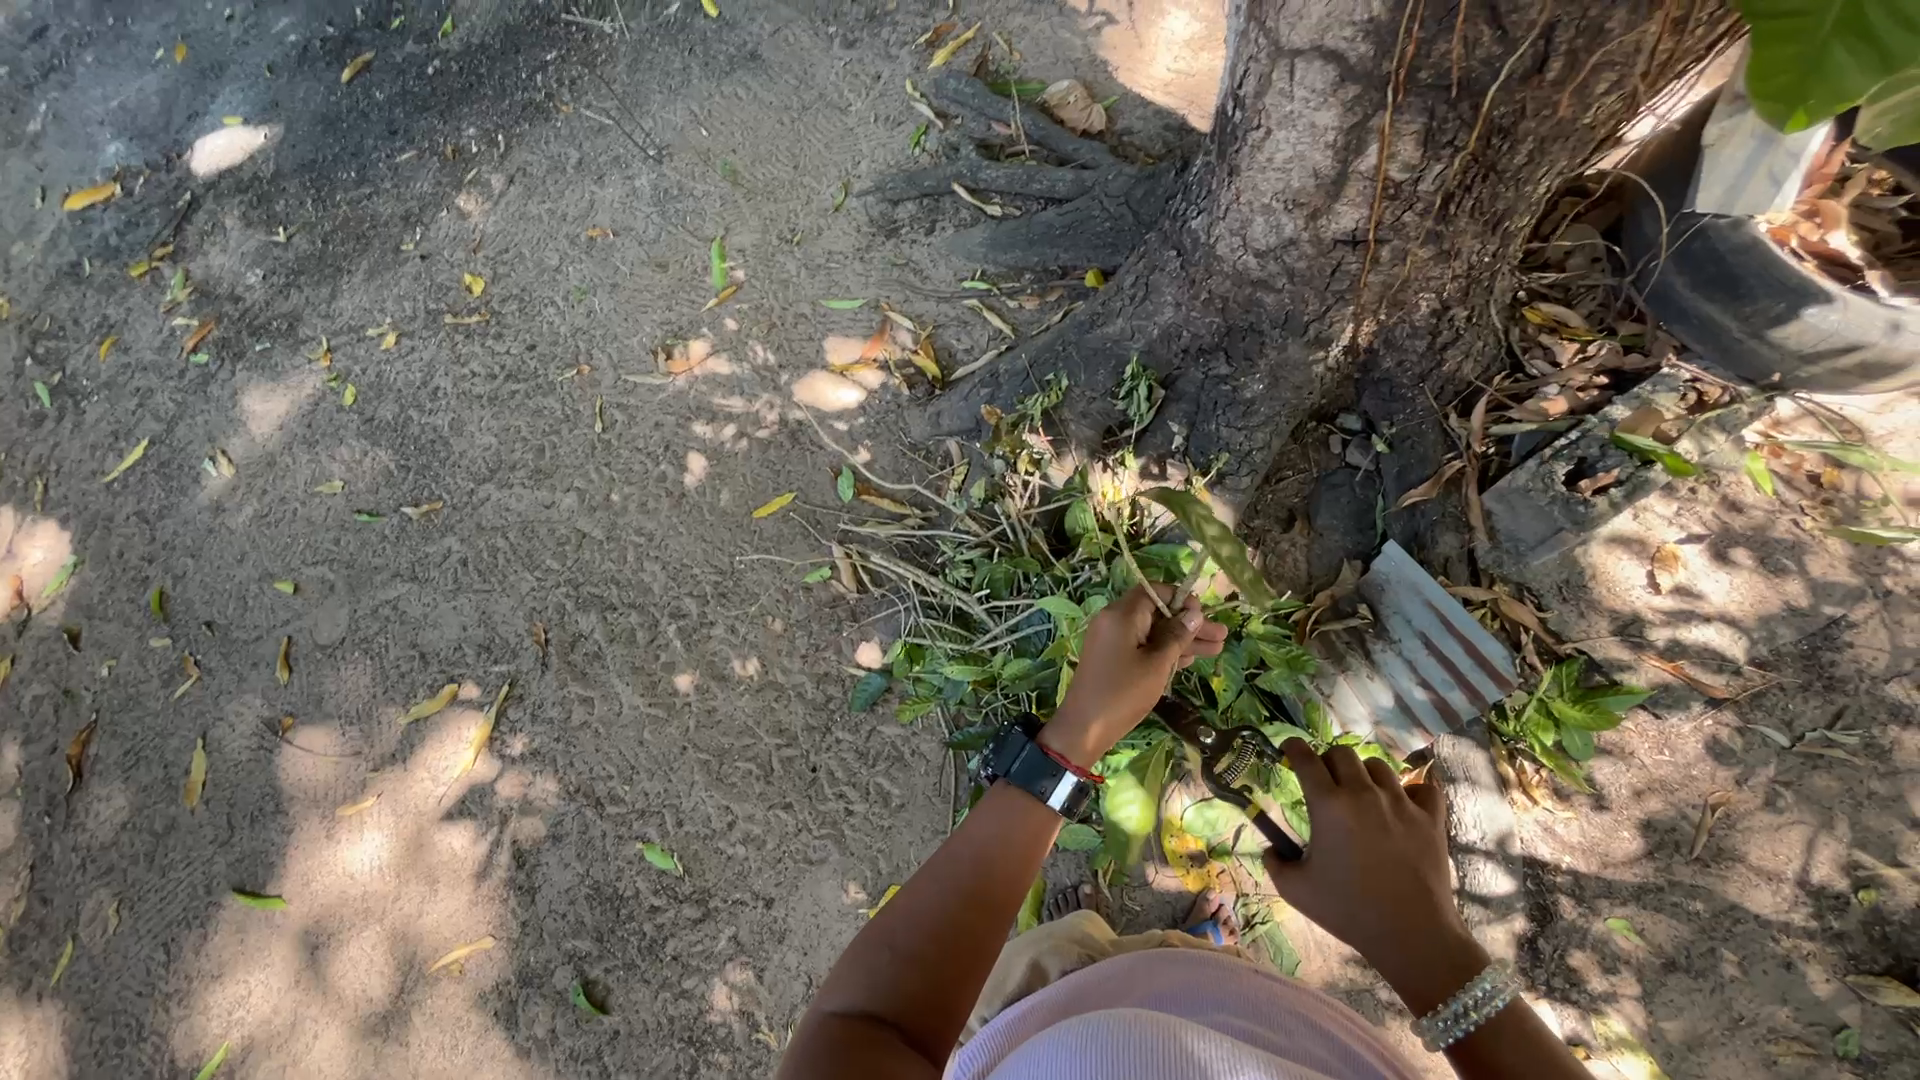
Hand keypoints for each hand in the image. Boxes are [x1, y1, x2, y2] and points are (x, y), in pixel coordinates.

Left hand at [1040, 584, 1225, 766]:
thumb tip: (1193, 614)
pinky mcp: (1114, 658)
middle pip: (1157, 613)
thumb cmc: (1123, 693)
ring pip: (1153, 632)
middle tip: (1221, 635)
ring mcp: (1113, 640)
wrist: (1084, 727)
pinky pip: (1143, 646)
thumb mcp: (1157, 664)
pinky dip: (1165, 651)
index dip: (1180, 599)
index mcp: (1121, 614)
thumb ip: (1176, 636)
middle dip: (1188, 624)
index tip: (1202, 615)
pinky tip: (1192, 659)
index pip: (1153, 591)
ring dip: (1182, 640)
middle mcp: (1114, 621)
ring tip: (1217, 648)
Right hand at [1264, 742, 1485, 1010]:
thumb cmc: (1348, 910)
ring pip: (1379, 766)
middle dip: (1328, 760)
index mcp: (1328, 804)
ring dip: (1364, 774)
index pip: (1305, 758)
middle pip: (1342, 753)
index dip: (1293, 747)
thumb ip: (1275, 863)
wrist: (1412, 934)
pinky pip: (1422, 788)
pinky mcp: (1431, 818)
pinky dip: (1410, 791)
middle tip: (1325, 780)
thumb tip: (1271, 849)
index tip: (1289, 749)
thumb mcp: (1295, 889)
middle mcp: (1363, 793)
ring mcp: (1401, 803)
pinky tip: (1403, 805)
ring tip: (1363, 793)